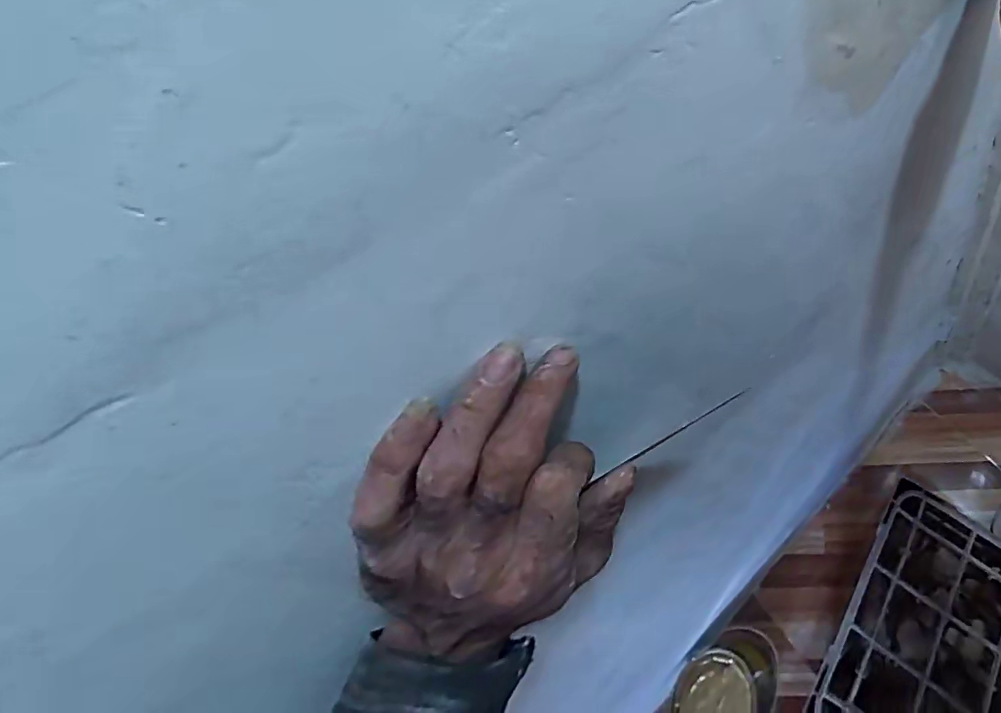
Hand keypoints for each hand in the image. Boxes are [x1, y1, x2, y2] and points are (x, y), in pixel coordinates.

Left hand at [349, 343, 635, 662]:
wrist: (442, 643)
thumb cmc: (525, 586)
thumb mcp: (580, 567)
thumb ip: (601, 520)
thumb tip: (623, 473)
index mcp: (531, 561)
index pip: (555, 491)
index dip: (572, 457)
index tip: (574, 444)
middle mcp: (475, 551)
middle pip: (505, 466)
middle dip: (536, 403)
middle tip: (558, 357)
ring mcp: (421, 544)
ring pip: (447, 468)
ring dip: (478, 406)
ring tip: (504, 359)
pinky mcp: (378, 540)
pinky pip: (378, 495)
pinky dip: (398, 449)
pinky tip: (425, 406)